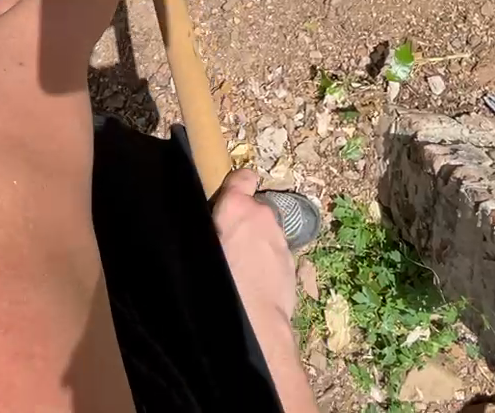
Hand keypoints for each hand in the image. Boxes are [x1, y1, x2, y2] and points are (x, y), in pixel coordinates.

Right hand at [210, 169, 295, 331]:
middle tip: (230, 241)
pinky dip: (268, 259)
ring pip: (266, 231)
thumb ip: (210, 224)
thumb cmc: (221, 277)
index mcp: (236, 206)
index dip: (237, 184)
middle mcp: (262, 214)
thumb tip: (208, 220)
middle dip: (246, 220)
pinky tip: (257, 280)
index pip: (243, 176)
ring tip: (244, 265)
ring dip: (257, 241)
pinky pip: (275, 252)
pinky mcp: (292, 260)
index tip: (230, 195)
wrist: (255, 318)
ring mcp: (280, 238)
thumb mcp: (202, 243)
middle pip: (254, 208)